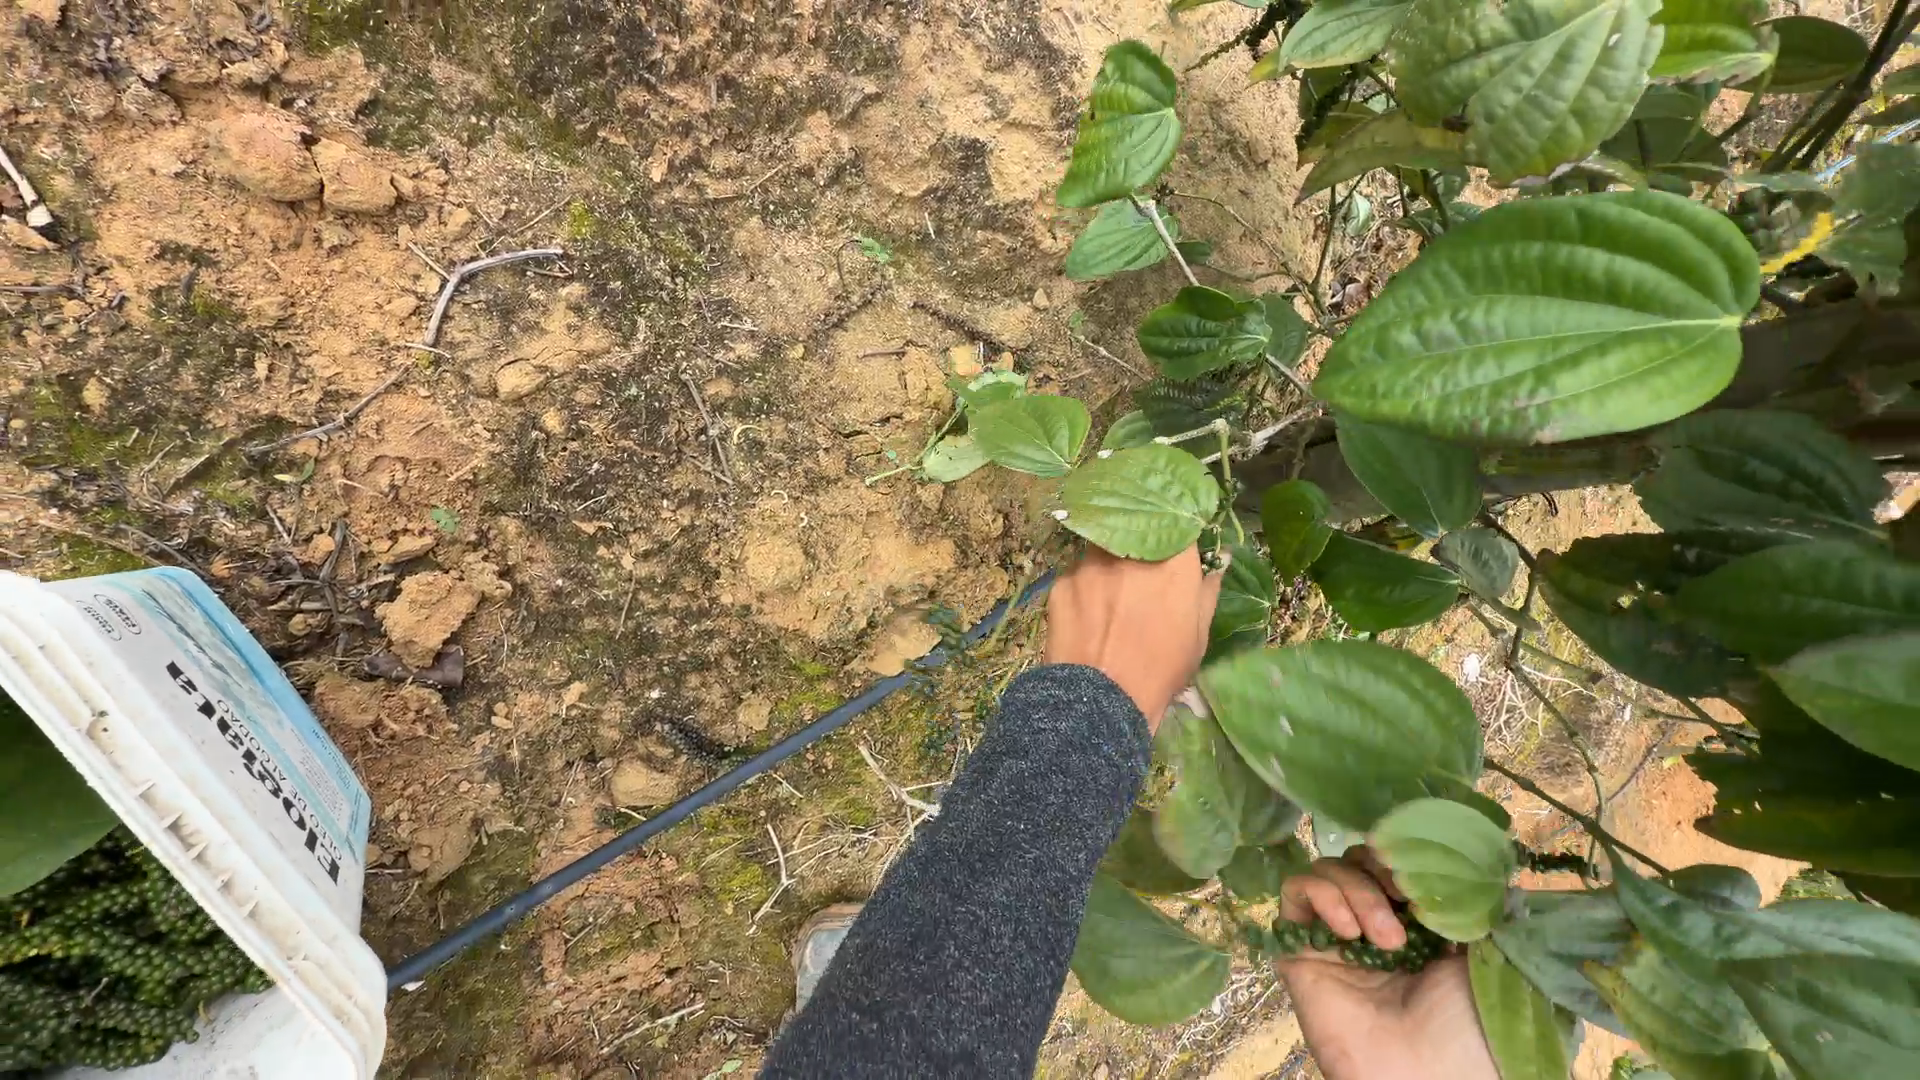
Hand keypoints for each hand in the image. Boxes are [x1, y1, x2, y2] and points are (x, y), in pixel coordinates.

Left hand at [1042, 544, 1222, 728]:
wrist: (1099, 700)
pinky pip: (1077, 574)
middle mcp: (1130, 552)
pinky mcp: (1061, 581)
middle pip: (1136, 533)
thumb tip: (1218, 562)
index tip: (1173, 551)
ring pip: (1102, 551)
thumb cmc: (1160, 671)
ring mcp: (1090, 564)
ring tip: (1109, 596)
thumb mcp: (1198, 636)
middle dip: (1139, 547)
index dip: (1174, 538)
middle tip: (1138, 574)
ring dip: (1109, 566)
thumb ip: (1206, 591)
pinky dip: (1084, 587)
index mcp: (1172, 562)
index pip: (1176, 528)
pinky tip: (1085, 613)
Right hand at [1275, 849, 1497, 1079]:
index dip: (1405, 857)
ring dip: (1356, 889)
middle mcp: (1372, 923)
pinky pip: (1295, 892)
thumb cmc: (1469, 1031)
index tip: (1424, 875)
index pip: (1395, 864)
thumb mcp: (1492, 960)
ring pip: (1326, 869)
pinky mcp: (1298, 946)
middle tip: (1403, 896)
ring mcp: (1332, 934)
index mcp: (1418, 925)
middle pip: (1357, 858)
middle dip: (1379, 867)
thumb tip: (1473, 867)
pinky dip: (1320, 895)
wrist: (1427, 1079)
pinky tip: (1348, 931)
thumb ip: (1479, 909)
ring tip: (1386, 938)